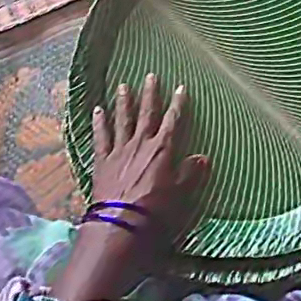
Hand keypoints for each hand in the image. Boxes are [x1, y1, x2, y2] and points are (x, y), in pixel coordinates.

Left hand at [56, 75, 210, 300]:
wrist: (121, 224)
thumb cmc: (156, 210)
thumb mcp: (181, 193)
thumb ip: (191, 173)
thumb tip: (204, 157)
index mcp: (162, 149)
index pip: (173, 121)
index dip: (178, 104)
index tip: (181, 87)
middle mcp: (140, 144)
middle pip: (147, 114)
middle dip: (150, 94)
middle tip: (150, 76)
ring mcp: (119, 150)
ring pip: (122, 120)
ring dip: (124, 102)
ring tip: (123, 85)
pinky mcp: (102, 161)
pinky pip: (100, 137)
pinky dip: (99, 122)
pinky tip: (97, 109)